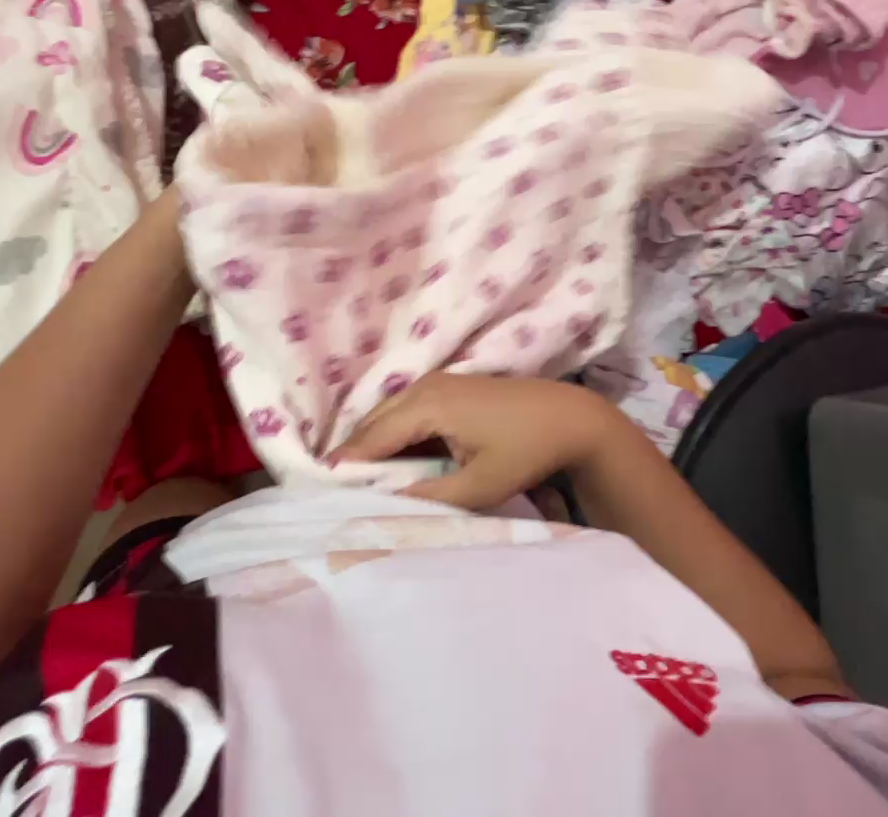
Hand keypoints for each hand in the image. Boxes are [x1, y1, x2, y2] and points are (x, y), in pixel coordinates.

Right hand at [327, 374, 628, 508]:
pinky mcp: (449, 387)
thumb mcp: (478, 486)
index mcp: (428, 405)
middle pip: (374, 422)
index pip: (372, 439)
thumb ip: (428, 497)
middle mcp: (425, 386)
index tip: (318, 493)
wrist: (569, 417)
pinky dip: (393, 434)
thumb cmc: (526, 451)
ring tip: (357, 482)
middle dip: (354, 455)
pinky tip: (391, 461)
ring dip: (373, 444)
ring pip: (388, 414)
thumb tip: (383, 505)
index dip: (345, 466)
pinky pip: (406, 410)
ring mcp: (437, 382)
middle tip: (333, 492)